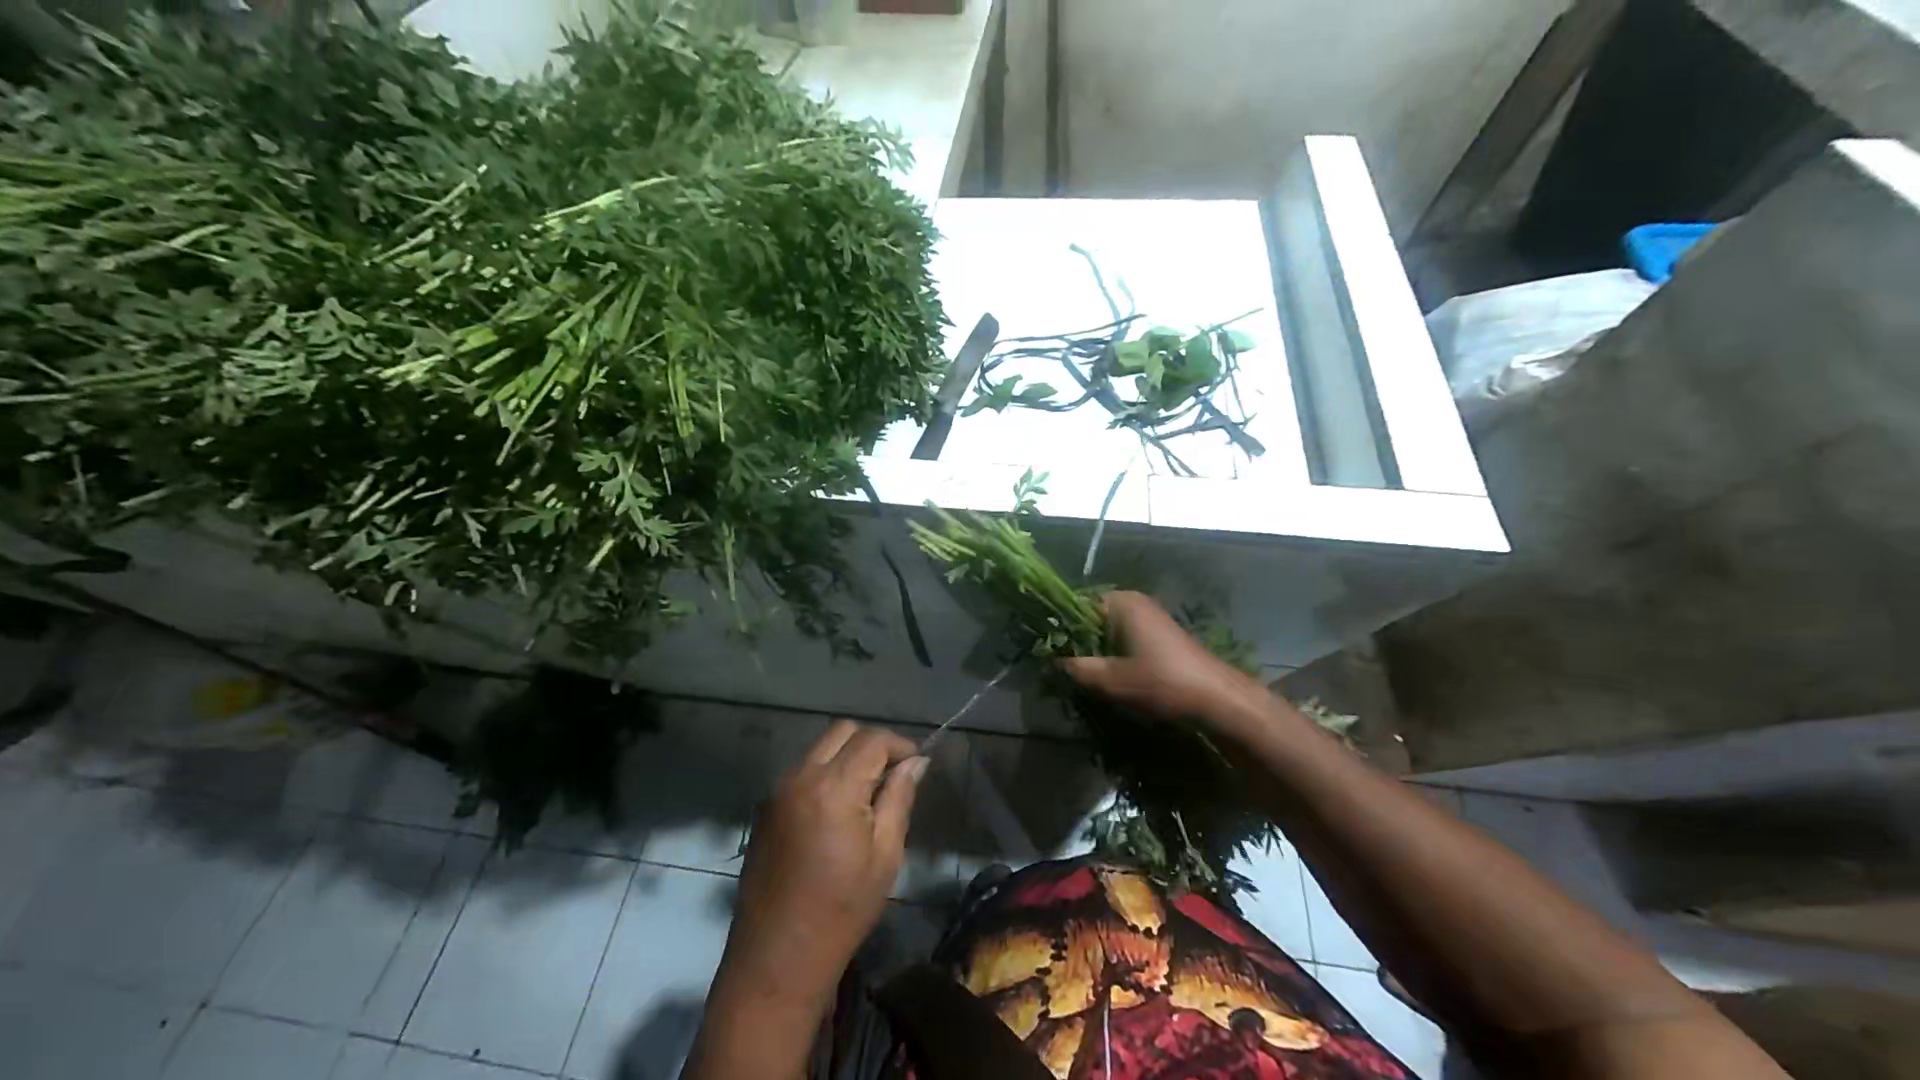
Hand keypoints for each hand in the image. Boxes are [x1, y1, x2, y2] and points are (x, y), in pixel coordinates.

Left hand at [720, 720, 927, 1004]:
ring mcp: (777, 790)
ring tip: (867, 793)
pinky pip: (801, 770)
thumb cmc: (842, 910)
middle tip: (893, 775)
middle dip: (872, 743)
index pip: (872, 739)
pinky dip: (825, 772)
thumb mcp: (885, 855)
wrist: (777, 957)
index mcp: (832, 787)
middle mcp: (799, 777)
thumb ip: (899, 797)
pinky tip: (838, 809)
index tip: (917, 765)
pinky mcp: (764, 807)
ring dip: (847, 756)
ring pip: (819, 747)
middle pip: (842, 731)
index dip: (900, 745)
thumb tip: (916, 762)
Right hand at [1061, 591, 1267, 728]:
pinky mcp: (1160, 636)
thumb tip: (1054, 661)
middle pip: (1092, 617)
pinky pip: (1125, 639)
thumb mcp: (1111, 679)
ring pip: (1108, 631)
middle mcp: (1135, 603)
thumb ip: (1078, 668)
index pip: (1076, 604)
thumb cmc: (1162, 682)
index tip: (1048, 649)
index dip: (1060, 626)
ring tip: (1083, 675)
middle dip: (1078, 641)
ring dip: (1096, 651)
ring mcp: (1150, 618)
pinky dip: (1114, 655)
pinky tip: (1109, 678)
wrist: (1218, 699)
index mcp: (1122, 602)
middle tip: (1064, 667)